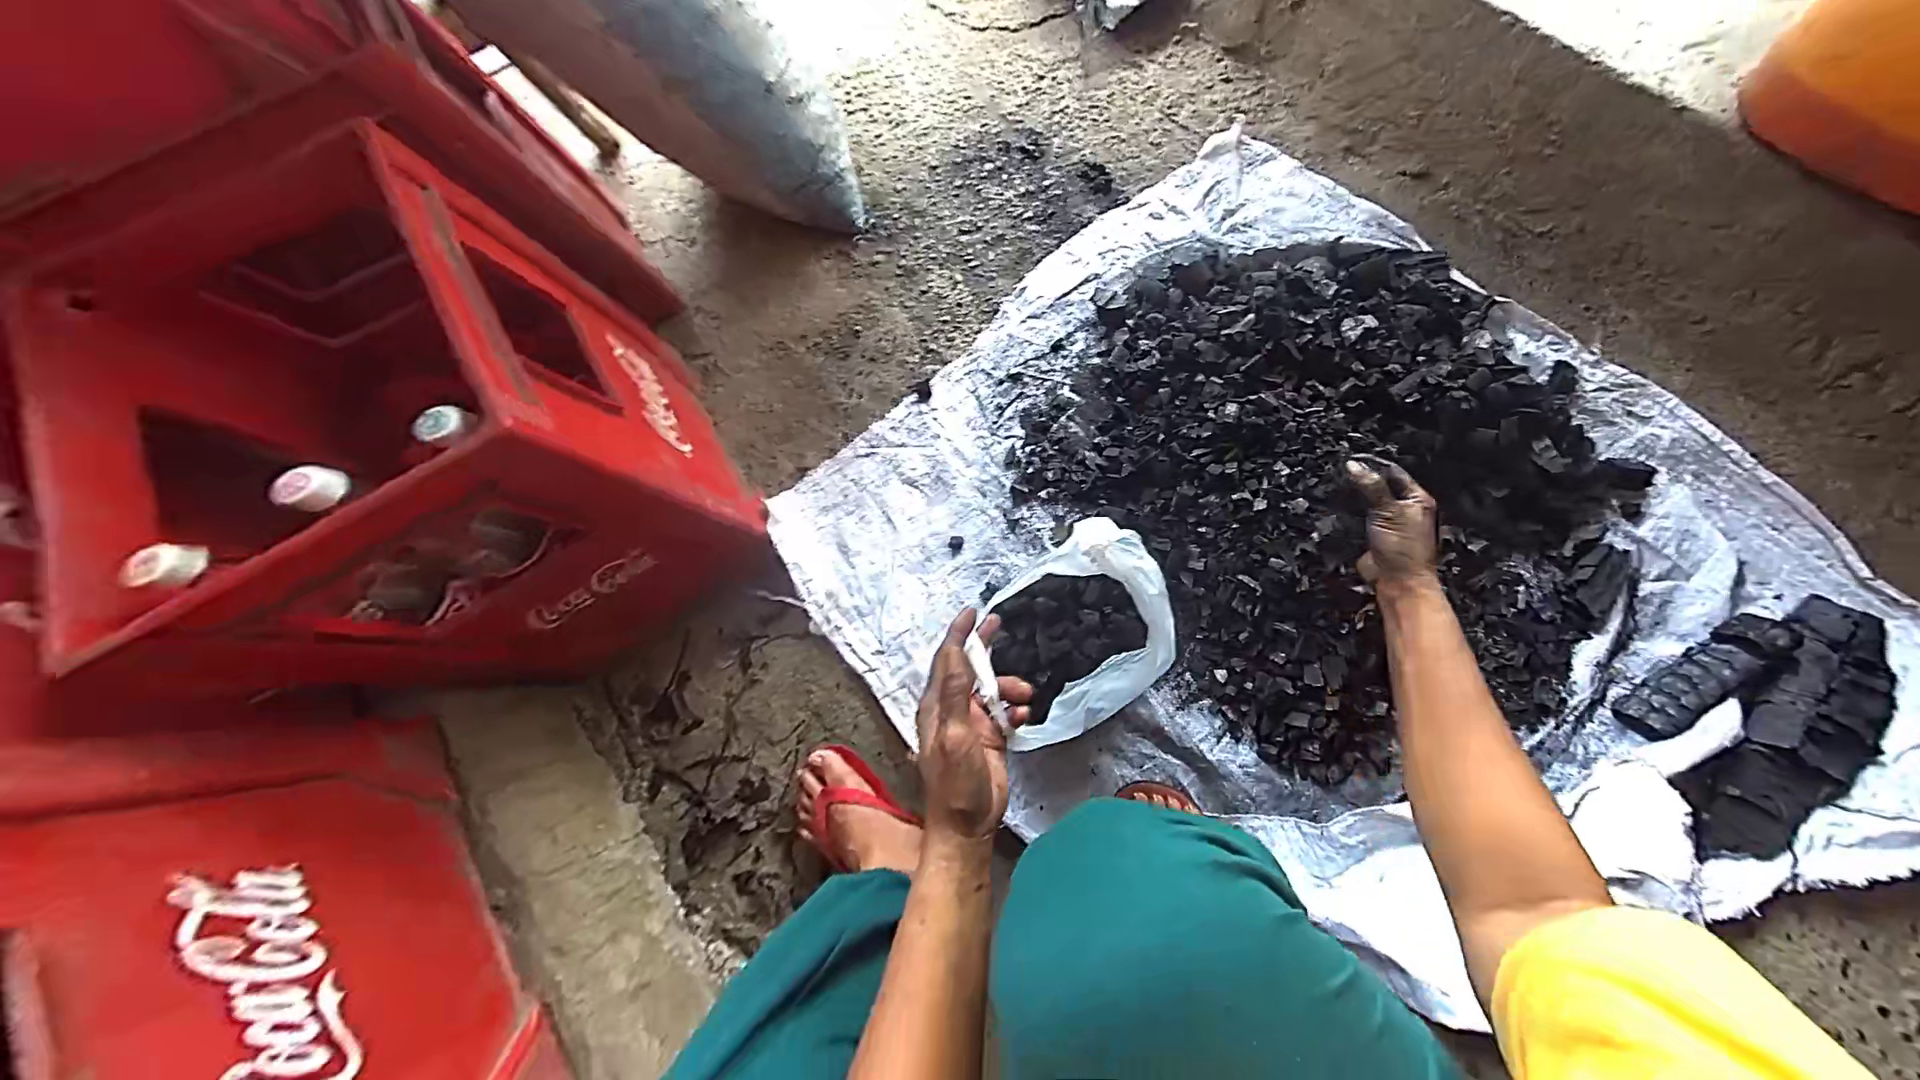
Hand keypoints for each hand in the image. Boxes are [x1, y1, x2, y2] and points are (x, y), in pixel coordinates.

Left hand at [915, 609, 1033, 841]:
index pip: (946, 660)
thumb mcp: (953, 736)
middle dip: (983, 647)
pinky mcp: (990, 737)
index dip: (957, 634)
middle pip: (968, 668)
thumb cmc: (955, 782)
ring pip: (991, 689)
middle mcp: (952, 709)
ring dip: (1009, 687)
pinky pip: (1005, 711)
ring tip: (1025, 695)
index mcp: (936, 706)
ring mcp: (972, 723)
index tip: (972, 612)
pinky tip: (1024, 715)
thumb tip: (955, 654)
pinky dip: (1016, 709)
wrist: (969, 824)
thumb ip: (954, 694)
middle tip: (999, 625)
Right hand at [1345, 456, 1438, 587]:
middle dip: (1360, 483)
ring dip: (1352, 500)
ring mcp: (1387, 524)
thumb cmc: (1404, 550)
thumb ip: (1371, 487)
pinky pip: (1356, 520)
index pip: (1393, 473)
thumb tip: (1354, 467)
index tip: (1352, 462)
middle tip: (1341, 476)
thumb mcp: (1389, 511)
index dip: (1373, 466)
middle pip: (1378, 487)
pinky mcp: (1372, 537)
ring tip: (1336, 493)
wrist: (1398, 582)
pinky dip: (1346, 516)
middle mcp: (1403, 510)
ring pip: (1365, 504)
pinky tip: (1337, 512)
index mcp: (1417, 500)